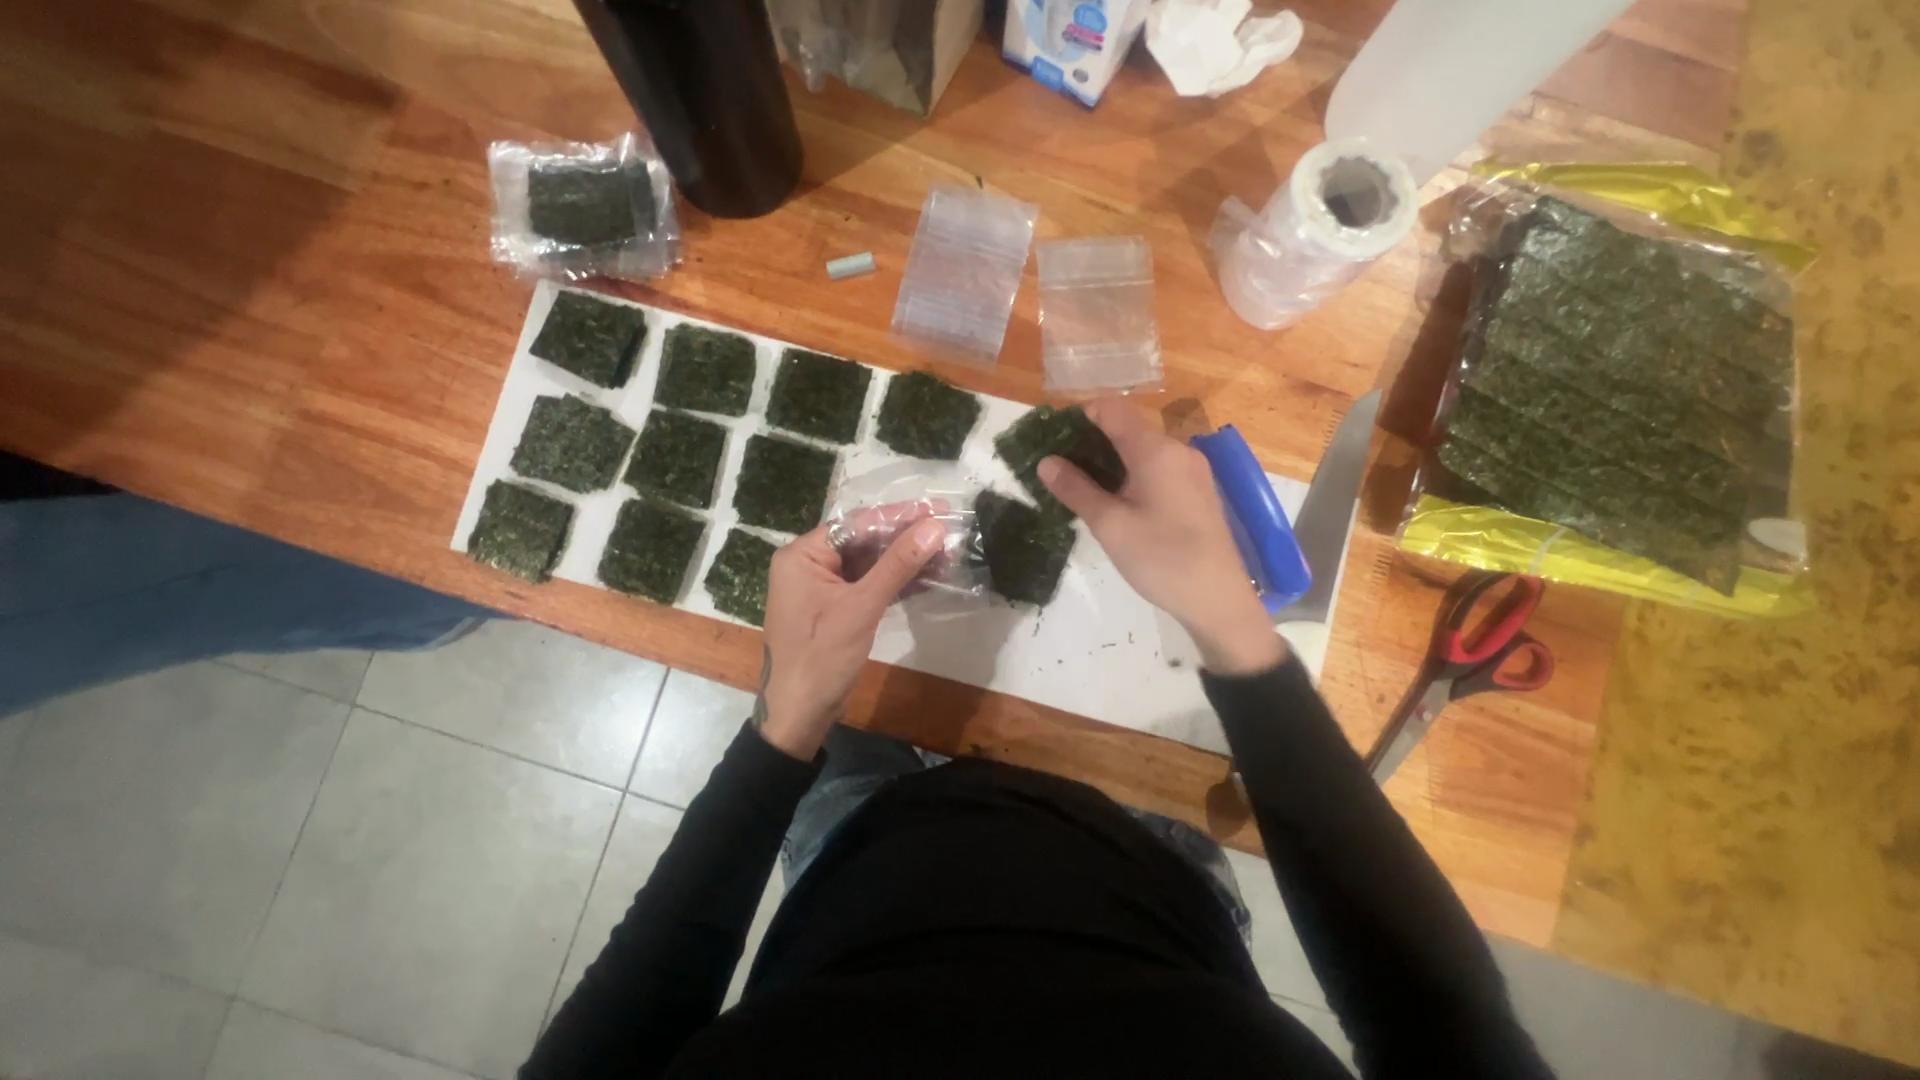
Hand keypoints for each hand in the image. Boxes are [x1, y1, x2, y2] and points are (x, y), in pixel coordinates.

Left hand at [754, 510, 946, 759]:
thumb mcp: (861, 608)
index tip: (938, 508)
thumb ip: (897, 565)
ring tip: (946, 552)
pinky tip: (928, 577)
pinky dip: (895, 582)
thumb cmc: (821, 658)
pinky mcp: (836, 608)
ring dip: (905, 560)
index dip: (899, 516)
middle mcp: (809, 564)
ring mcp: (822, 588)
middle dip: (905, 538)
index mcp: (802, 556)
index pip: (856, 524)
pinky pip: (868, 585)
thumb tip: (933, 528)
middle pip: (863, 541)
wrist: (798, 715)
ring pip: (869, 563)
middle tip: (947, 529)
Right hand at [1038, 398, 1284, 675]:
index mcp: (1156, 450)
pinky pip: (1159, 468)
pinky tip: (1115, 502)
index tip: (1052, 438)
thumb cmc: (1161, 559)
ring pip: (1143, 450)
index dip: (1080, 415)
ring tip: (1081, 488)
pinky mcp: (1199, 491)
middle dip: (1091, 441)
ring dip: (1111, 461)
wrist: (1218, 598)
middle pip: (1128, 428)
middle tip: (1060, 469)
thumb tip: (1046, 461)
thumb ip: (1076, 489)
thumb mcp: (1110, 525)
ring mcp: (1193, 471)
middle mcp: (1178, 450)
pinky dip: (1132, 474)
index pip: (1112, 409)